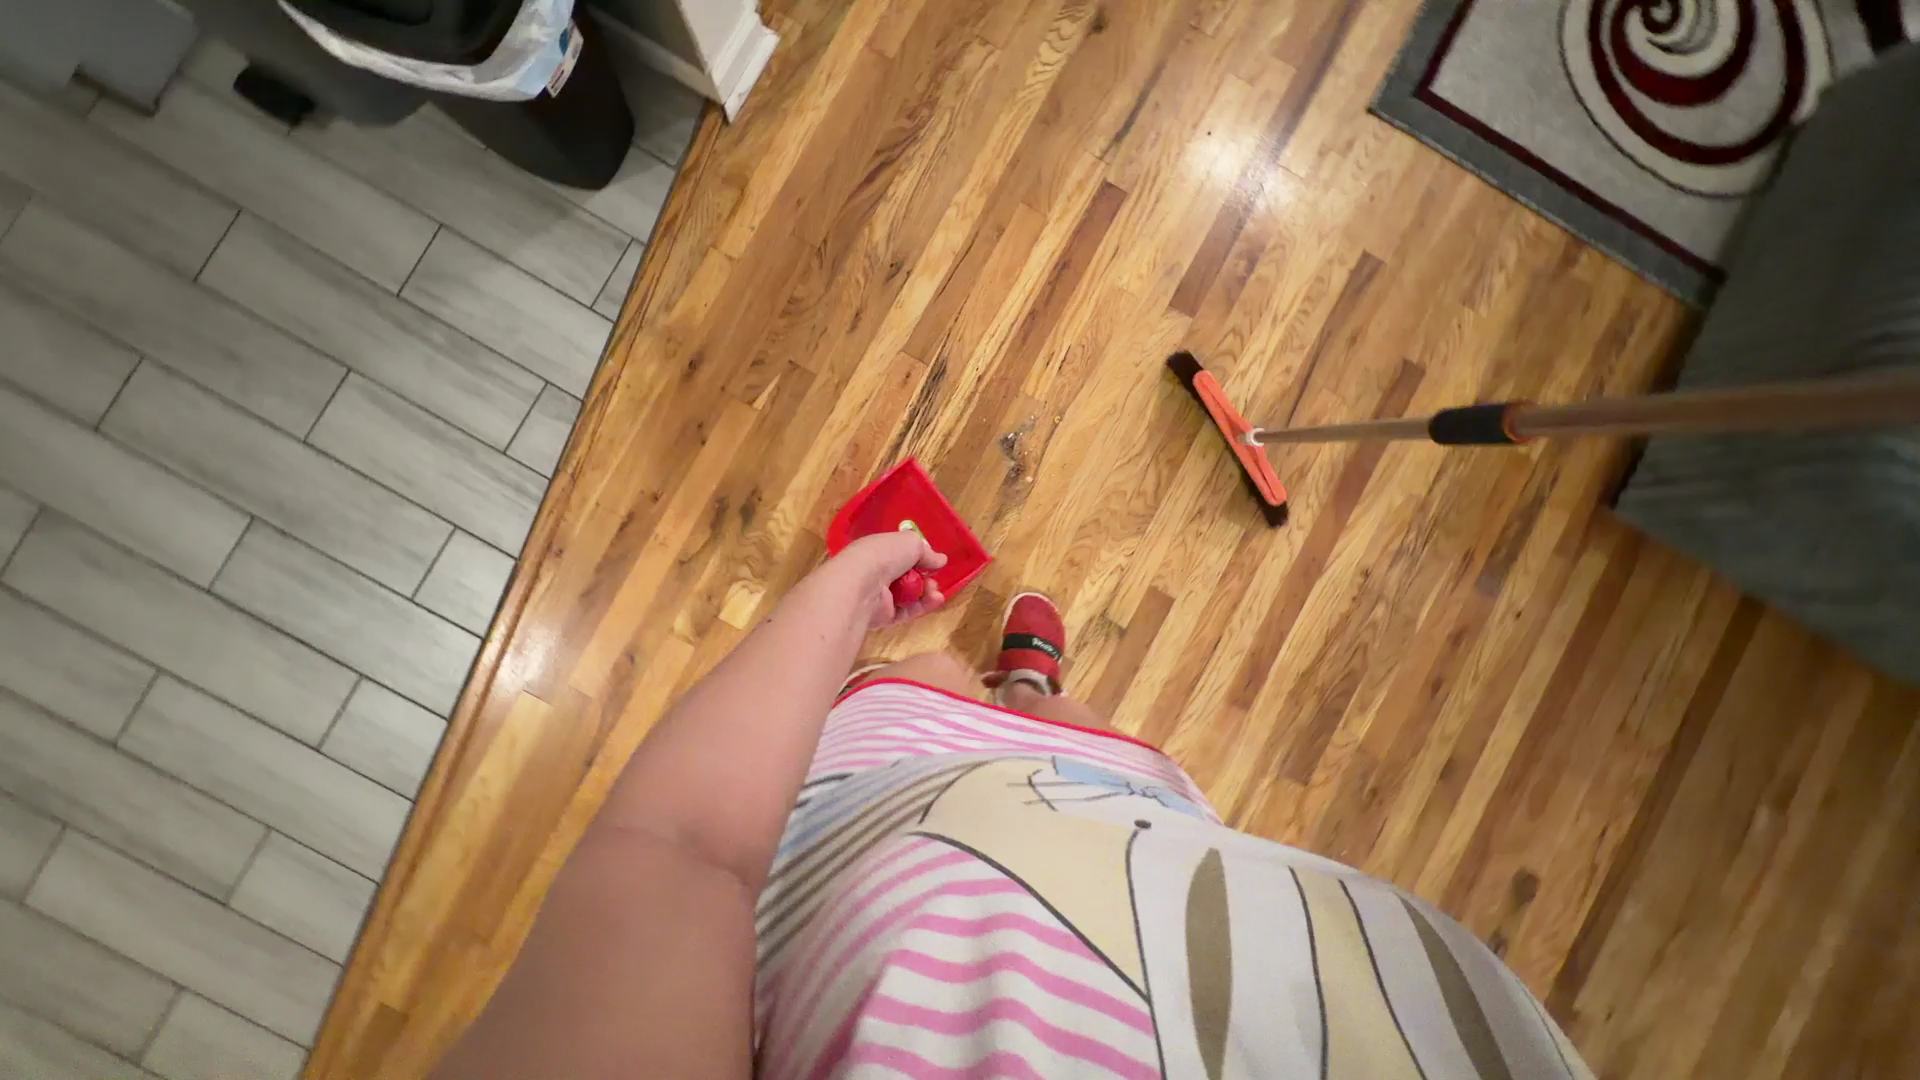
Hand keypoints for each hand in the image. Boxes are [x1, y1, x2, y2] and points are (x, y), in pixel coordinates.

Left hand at [826, 532, 947, 630]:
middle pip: (904, 575)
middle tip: (933, 576)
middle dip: (923, 576)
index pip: (897, 553)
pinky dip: (922, 606)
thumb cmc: (884, 555)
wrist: (862, 585)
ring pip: (907, 595)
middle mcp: (874, 572)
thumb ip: (926, 551)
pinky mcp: (882, 617)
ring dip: (925, 591)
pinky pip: (906, 611)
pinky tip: (936, 600)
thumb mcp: (910, 542)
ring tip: (935, 590)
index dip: (916, 556)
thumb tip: (940, 560)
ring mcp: (877, 596)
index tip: (932, 560)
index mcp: (875, 550)